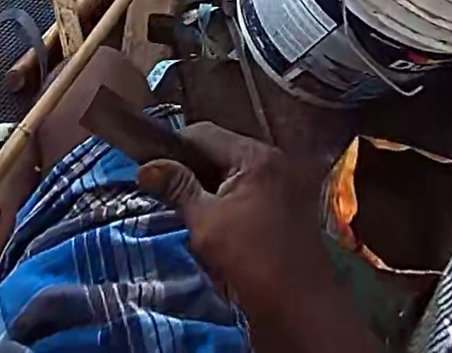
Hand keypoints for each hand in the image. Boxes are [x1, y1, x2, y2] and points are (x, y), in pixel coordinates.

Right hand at [137, 124, 350, 339]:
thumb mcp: (206, 222)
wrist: (305, 316)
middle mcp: (273, 159)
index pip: (204, 133)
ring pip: (233, 172)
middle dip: (193, 170)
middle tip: (169, 192)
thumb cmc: (253, 263)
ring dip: (210, 186)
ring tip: (190, 210)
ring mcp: (284, 182)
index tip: (154, 168)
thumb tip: (146, 166)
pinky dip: (230, 200)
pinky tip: (217, 223)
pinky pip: (249, 189)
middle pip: (220, 151)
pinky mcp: (288, 205)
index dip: (175, 148)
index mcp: (255, 155)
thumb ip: (178, 187)